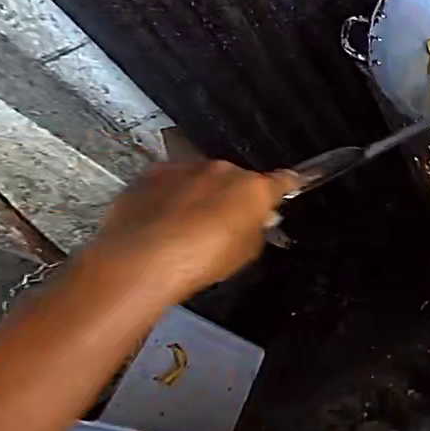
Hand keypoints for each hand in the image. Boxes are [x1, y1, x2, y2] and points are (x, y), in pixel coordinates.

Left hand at [78, 160, 299, 298]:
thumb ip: (257, 229)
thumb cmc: (199, 259)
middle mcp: (224, 171)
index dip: (286, 185)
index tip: (288, 186)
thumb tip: (255, 222)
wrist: (141, 261)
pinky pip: (170, 181)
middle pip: (238, 180)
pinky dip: (170, 195)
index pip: (283, 180)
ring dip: (201, 195)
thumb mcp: (247, 252)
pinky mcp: (153, 174)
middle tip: (225, 225)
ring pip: (203, 178)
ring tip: (187, 227)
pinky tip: (163, 221)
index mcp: (256, 188)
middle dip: (234, 197)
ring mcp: (187, 169)